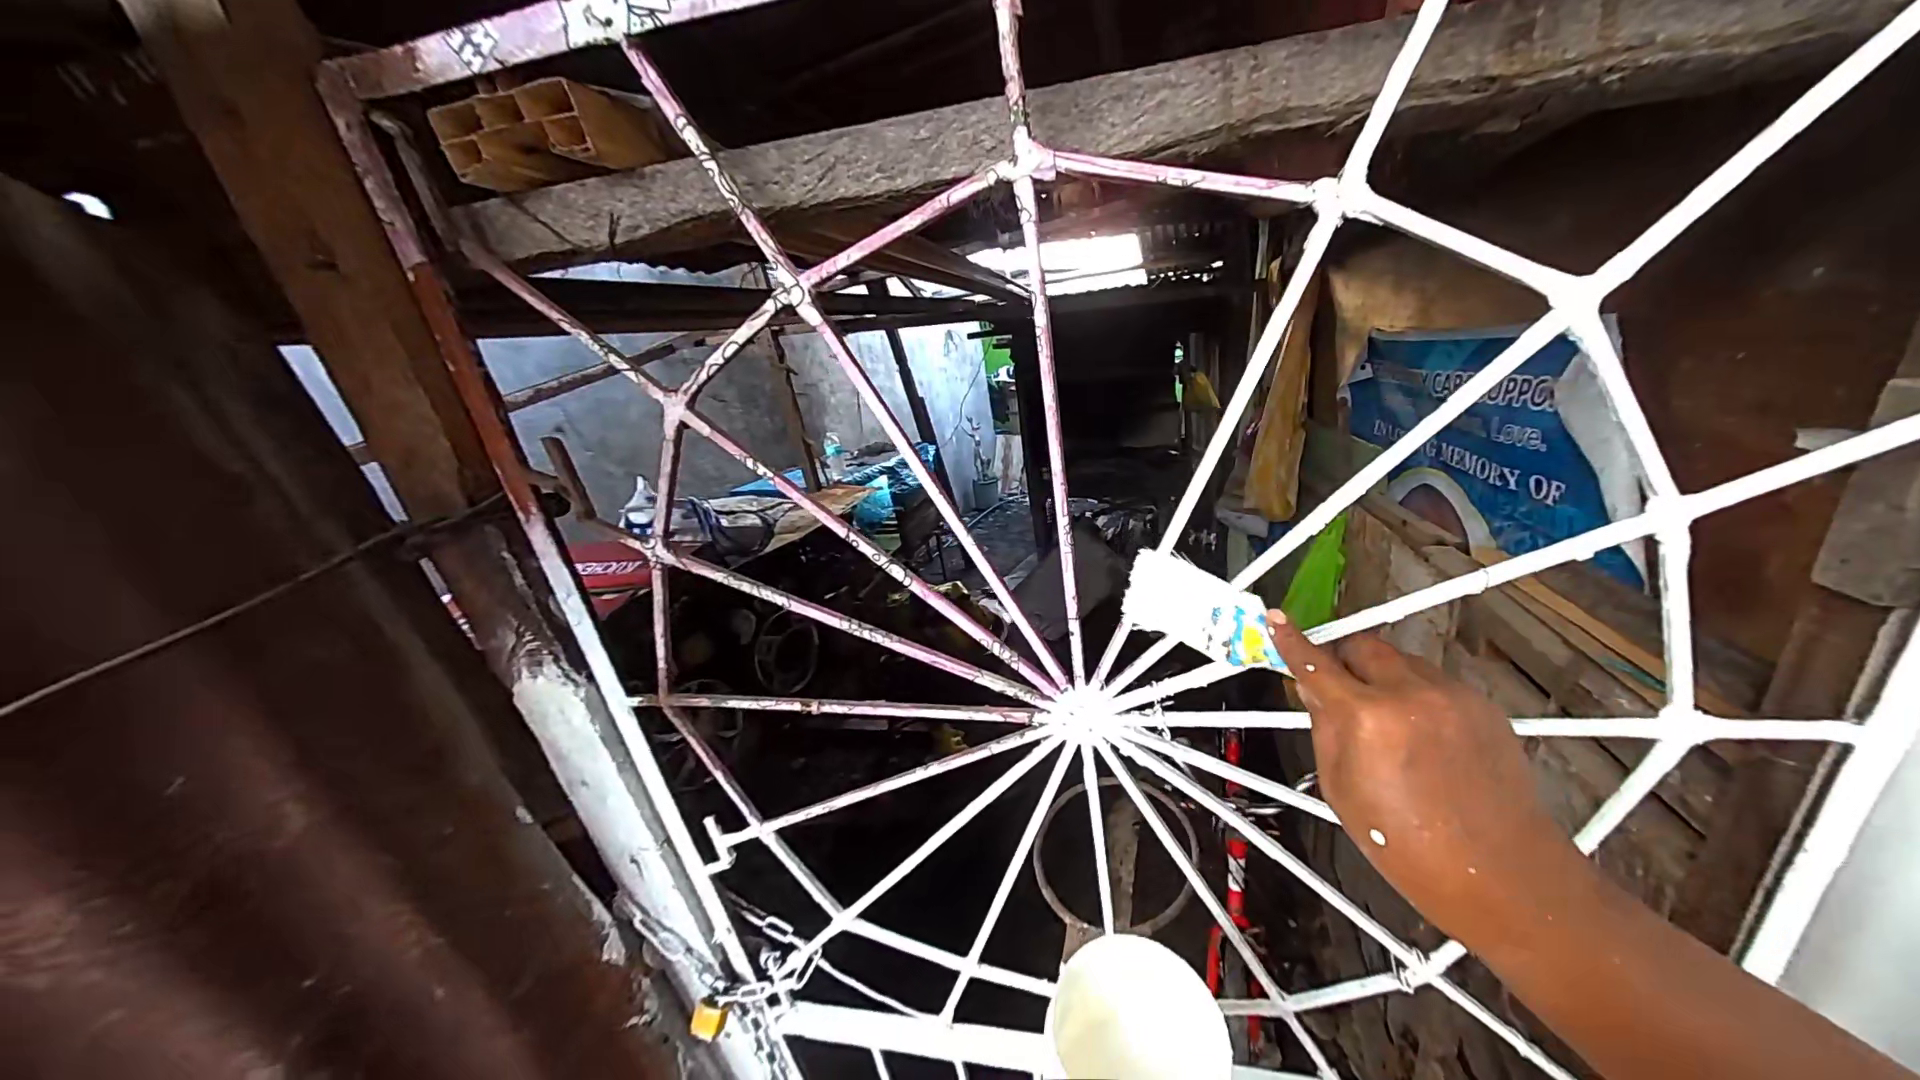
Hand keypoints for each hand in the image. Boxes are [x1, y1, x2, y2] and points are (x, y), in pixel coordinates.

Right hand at [1265, 612, 1585, 943]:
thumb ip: (1324, 726)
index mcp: (1367, 719)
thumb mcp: (1340, 786)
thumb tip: (1312, 689)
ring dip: (1380, 676)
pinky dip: (1414, 693)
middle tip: (1337, 687)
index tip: (1278, 621)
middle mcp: (1411, 694)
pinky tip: (1419, 734)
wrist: (1503, 877)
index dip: (1292, 641)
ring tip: (1383, 719)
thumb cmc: (1406, 844)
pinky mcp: (1483, 706)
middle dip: (1343, 660)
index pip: (1316, 664)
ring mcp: (1453, 696)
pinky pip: (1432, 681)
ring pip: (1399, 661)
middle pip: (1363, 646)